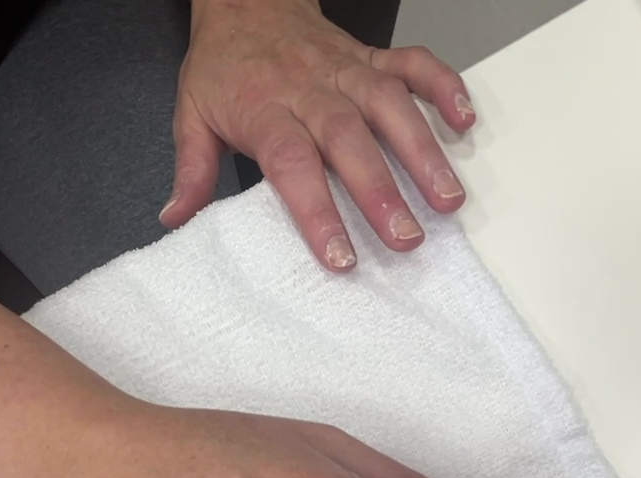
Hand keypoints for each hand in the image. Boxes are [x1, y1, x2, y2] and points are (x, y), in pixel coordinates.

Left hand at [164, 0, 475, 269]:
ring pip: (391, 107)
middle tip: (406, 238)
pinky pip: (414, 64)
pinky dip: (443, 86)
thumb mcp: (192, 116)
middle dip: (382, 192)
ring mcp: (348, 72)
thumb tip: (176, 219)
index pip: (294, 166)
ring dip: (424, 152)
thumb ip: (190, 171)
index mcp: (267, 111)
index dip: (318, 212)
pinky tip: (465, 120)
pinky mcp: (372, 58)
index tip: (340, 256)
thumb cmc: (224, 66)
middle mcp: (313, 91)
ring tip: (447, 200)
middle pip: (350, 142)